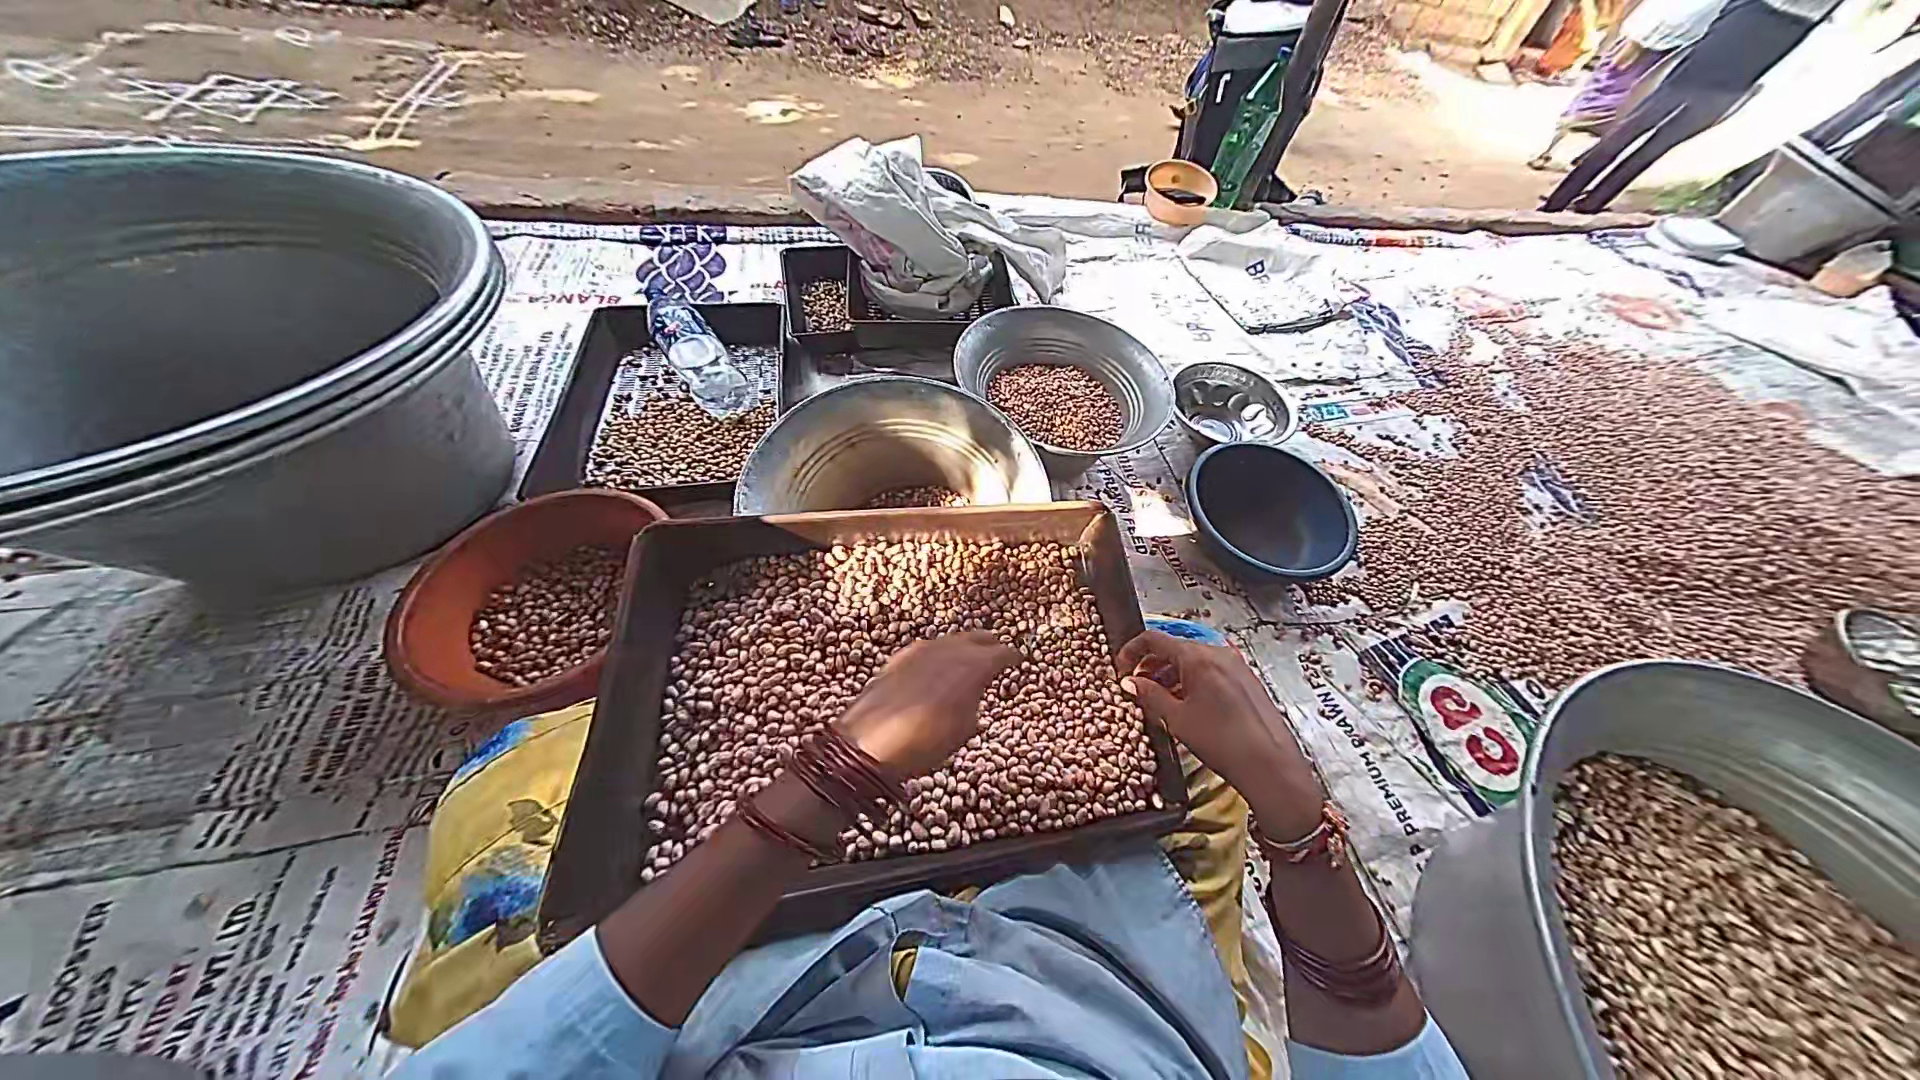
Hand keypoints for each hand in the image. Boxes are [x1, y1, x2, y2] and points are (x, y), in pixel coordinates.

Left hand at [834, 631, 1020, 776]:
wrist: (869, 742)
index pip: (1003, 652)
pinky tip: (938, 667)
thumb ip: (974, 701)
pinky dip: (939, 655)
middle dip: (990, 645)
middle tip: (998, 653)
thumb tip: (973, 694)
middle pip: (978, 638)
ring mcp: (921, 650)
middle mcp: (949, 649)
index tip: (1019, 659)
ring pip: (951, 640)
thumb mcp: (963, 728)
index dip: (1014, 656)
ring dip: (963, 648)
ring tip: (969, 660)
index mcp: (973, 664)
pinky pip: (929, 649)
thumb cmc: (923, 741)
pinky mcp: (900, 657)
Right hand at [1116, 629, 1323, 835]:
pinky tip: (1185, 703)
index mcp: (1198, 657)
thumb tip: (1131, 683)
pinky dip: (1191, 680)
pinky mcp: (1246, 680)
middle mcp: (1218, 654)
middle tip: (1137, 685)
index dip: (1132, 651)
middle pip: (1174, 647)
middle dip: (1151, 664)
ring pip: (1193, 659)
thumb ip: (1149, 695)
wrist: (1271, 766)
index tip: (1122, 667)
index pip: (1154, 639)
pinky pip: (1211, 669)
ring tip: (1159, 697)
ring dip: (1170, 673)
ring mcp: (1235, 666)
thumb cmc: (1223, 742)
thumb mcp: (1176, 719)